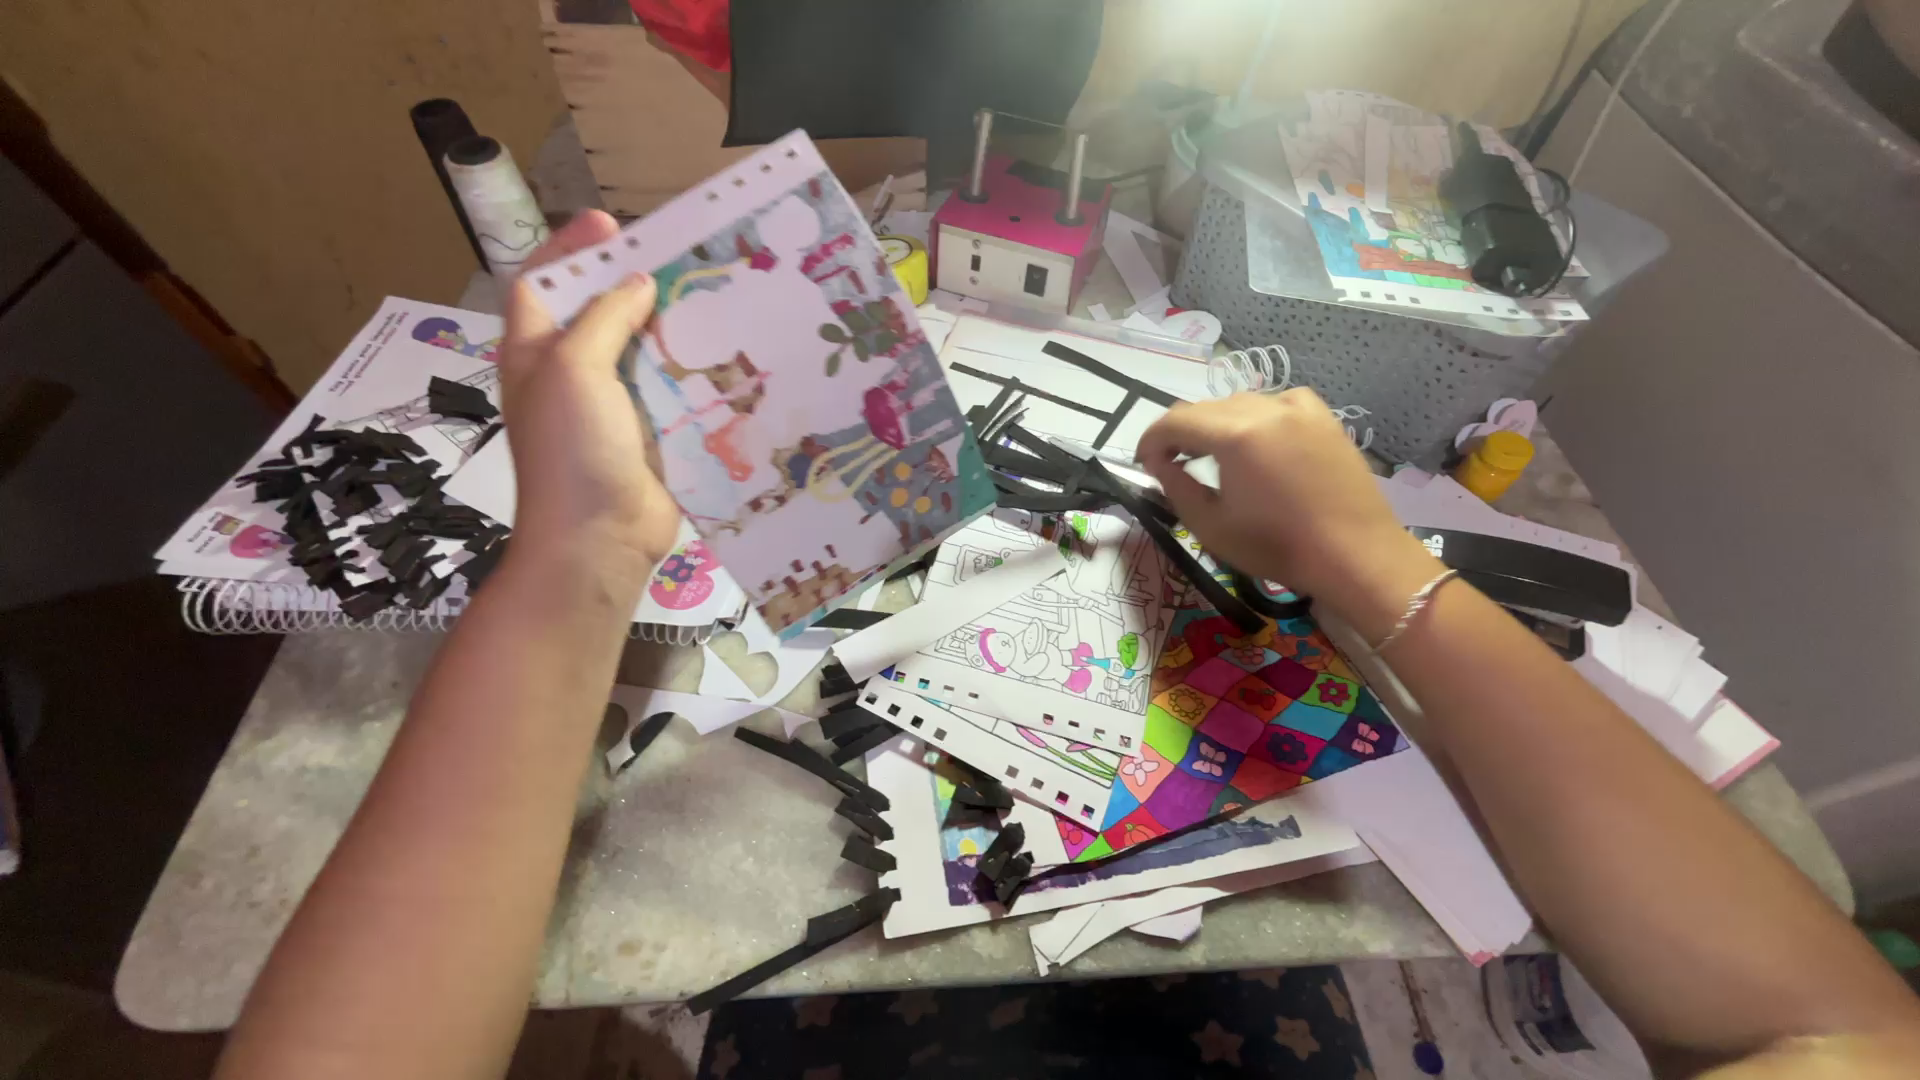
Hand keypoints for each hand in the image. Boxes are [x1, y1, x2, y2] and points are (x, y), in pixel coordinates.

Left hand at [499, 211, 680, 573]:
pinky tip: (726, 355)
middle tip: (677, 256)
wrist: (600, 536)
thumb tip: (638, 283)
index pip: (542, 284)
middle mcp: (573, 375)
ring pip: (642, 352)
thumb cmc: (573, 448)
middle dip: (631, 283)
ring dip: (670, 328)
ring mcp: (614, 407)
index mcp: (537, 353)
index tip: (612, 223)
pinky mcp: (652, 434)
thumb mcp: (574, 369)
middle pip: (599, 314)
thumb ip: (604, 319)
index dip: (569, 249)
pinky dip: (693, 372)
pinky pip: (672, 391)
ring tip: (710, 296)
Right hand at [1135, 389, 1441, 636]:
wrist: (1354, 555)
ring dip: (1216, 425)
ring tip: (1212, 457)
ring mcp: (1299, 408)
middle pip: (1205, 408)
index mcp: (1235, 436)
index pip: (1175, 420)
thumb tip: (1160, 463)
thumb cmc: (1277, 547)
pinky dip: (1256, 418)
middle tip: (1172, 463)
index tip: (1144, 463)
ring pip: (1238, 403)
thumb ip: (1175, 487)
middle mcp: (1265, 409)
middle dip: (1180, 433)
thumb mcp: (1210, 526)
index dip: (1151, 439)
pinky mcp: (1323, 417)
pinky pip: (1276, 403)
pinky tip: (1259, 443)